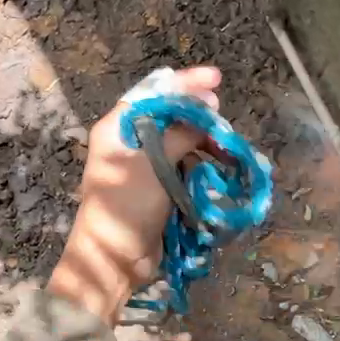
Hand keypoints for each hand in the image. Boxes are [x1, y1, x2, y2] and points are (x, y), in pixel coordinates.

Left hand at [47, 66, 221, 320]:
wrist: (114, 261)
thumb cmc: (126, 208)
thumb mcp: (153, 165)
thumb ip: (179, 135)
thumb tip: (203, 119)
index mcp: (117, 128)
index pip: (153, 93)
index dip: (185, 84)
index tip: (216, 80)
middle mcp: (128, 142)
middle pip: (169, 115)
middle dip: (198, 116)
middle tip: (222, 119)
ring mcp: (143, 166)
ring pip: (179, 142)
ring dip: (203, 143)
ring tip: (225, 149)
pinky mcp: (157, 188)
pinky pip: (182, 166)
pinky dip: (200, 165)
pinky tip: (218, 168)